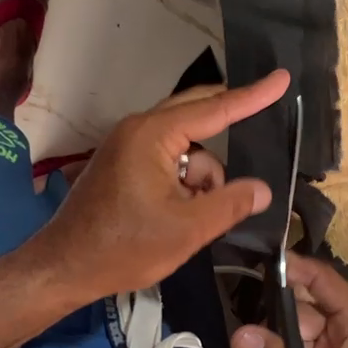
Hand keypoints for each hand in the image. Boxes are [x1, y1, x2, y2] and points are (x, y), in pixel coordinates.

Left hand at [29, 70, 289, 300]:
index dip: (253, 96)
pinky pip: (169, 162)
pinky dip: (183, 184)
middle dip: (226, 137)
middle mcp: (138, 130)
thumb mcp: (188, 229)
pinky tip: (179, 215)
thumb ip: (230, 204)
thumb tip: (263, 189)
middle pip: (198, 118)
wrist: (64, 268)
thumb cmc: (124, 247)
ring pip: (187, 150)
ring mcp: (128, 147)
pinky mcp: (124, 166)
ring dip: (201, 179)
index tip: (282, 79)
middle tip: (261, 134)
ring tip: (192, 219)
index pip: (215, 109)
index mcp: (152, 135)